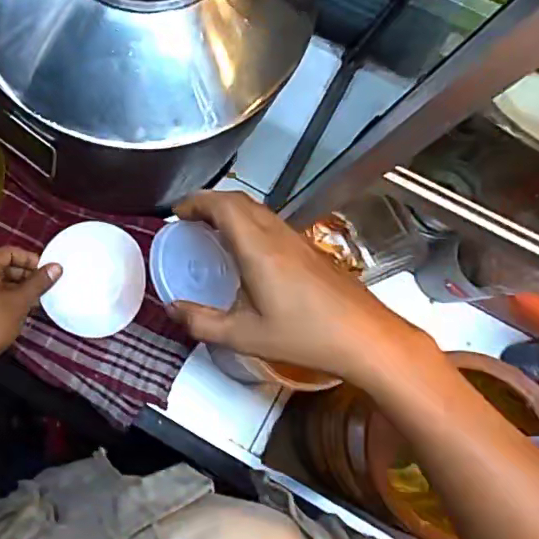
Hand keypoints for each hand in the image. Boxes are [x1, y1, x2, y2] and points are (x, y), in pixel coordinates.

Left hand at [0, 246, 60, 371]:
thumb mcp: (19, 302)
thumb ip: (38, 282)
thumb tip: (56, 266)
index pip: (10, 252)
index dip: (30, 259)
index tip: (48, 271)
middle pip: (5, 266)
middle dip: (27, 274)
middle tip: (47, 286)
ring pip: (1, 282)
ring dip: (21, 288)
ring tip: (40, 299)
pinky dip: (11, 298)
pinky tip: (25, 310)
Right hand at [169, 191, 434, 385]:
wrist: (364, 338)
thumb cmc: (307, 336)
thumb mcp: (244, 336)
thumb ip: (202, 322)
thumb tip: (173, 310)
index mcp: (258, 249)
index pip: (223, 205)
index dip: (196, 201)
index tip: (178, 213)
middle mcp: (278, 236)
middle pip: (240, 200)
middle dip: (209, 202)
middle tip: (189, 218)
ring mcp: (298, 241)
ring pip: (258, 209)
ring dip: (231, 211)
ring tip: (212, 231)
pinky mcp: (311, 251)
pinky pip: (273, 223)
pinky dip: (249, 224)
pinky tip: (246, 251)